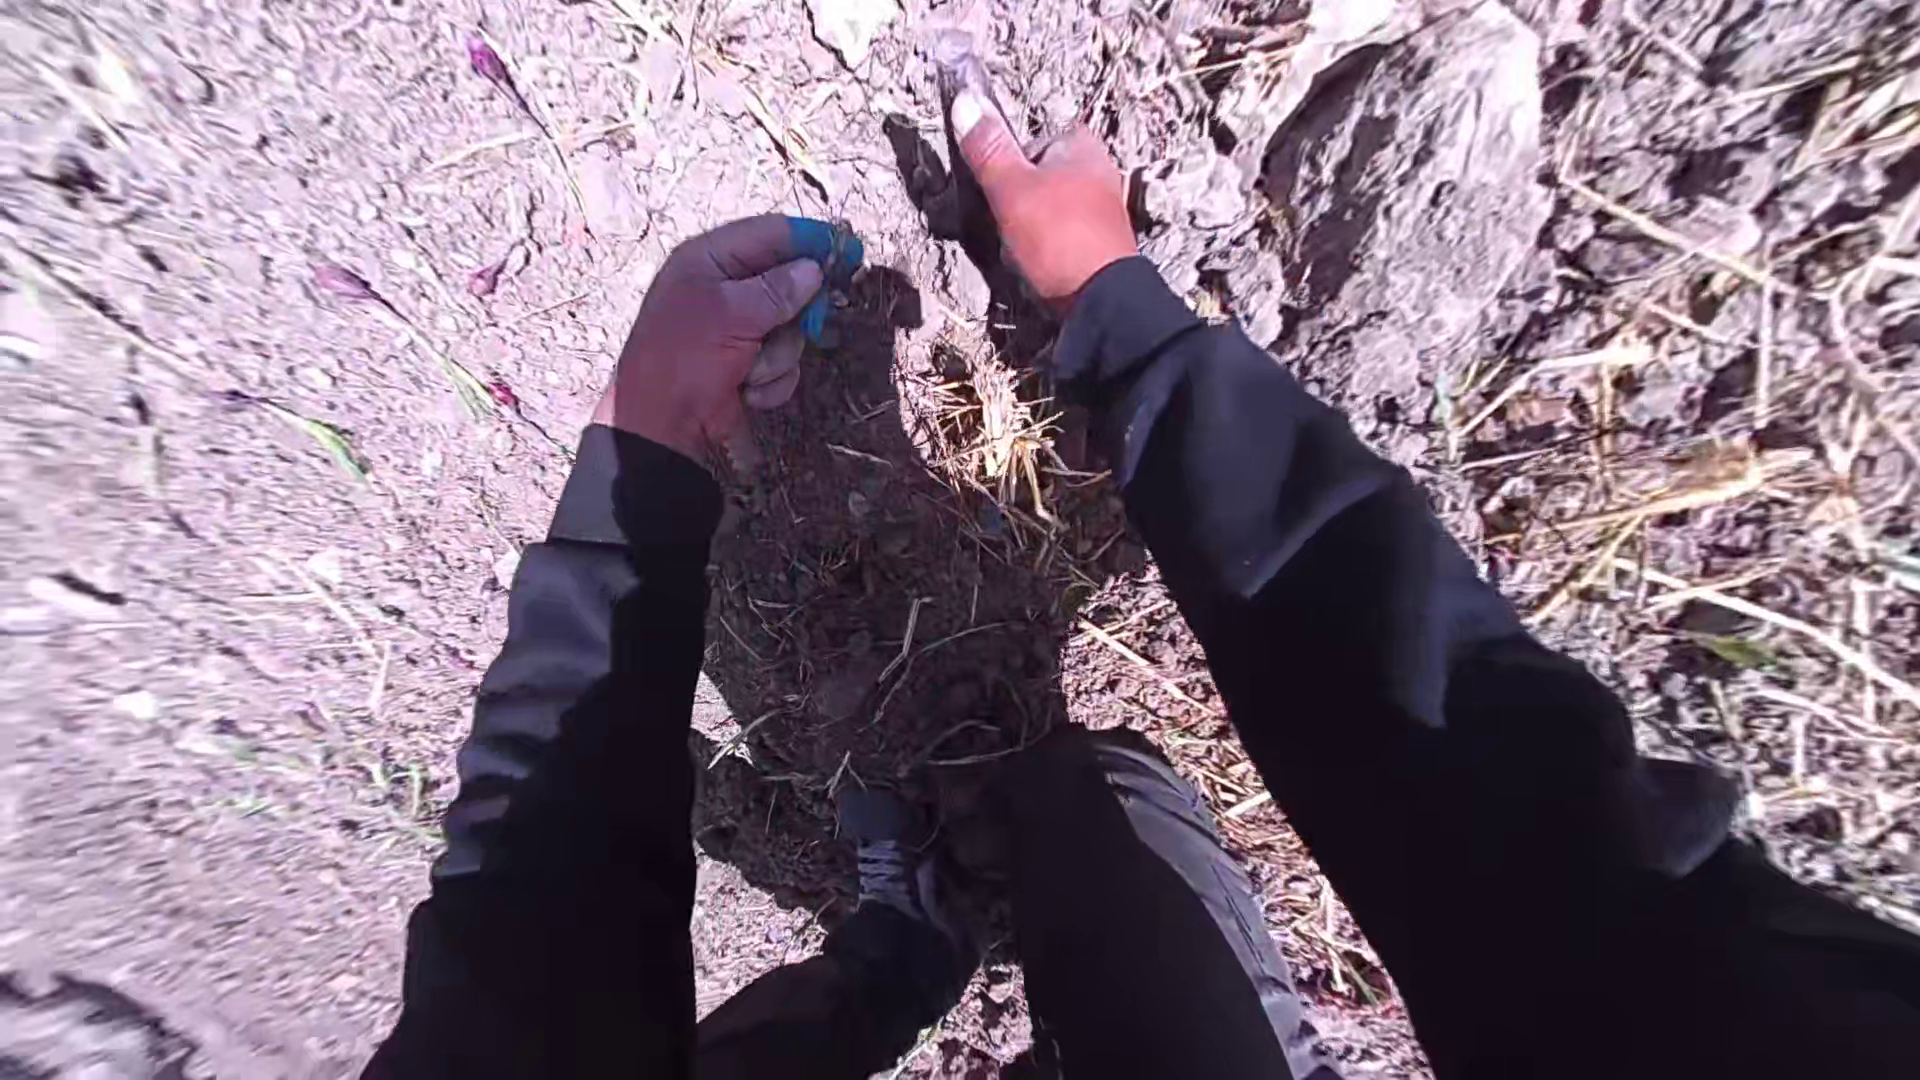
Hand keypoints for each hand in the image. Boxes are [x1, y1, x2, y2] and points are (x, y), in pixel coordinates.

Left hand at [593, 215, 825, 461]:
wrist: (667, 426)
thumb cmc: (684, 359)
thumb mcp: (728, 314)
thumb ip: (776, 289)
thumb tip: (813, 270)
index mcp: (712, 260)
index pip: (772, 235)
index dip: (811, 242)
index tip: (850, 252)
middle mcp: (730, 291)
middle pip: (791, 287)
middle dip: (796, 316)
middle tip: (808, 326)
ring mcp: (743, 331)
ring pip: (793, 332)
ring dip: (778, 357)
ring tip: (748, 371)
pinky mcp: (754, 366)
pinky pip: (786, 366)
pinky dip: (771, 382)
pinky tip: (747, 392)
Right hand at [950, 91, 1136, 306]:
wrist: (1098, 298)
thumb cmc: (1057, 237)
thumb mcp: (1011, 189)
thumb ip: (988, 150)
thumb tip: (964, 101)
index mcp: (1082, 144)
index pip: (1030, 146)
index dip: (1007, 174)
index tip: (1000, 199)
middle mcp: (1100, 170)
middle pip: (1039, 183)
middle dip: (1020, 209)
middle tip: (1013, 232)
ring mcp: (1105, 211)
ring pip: (1051, 215)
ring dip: (1033, 235)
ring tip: (1028, 257)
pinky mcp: (1105, 246)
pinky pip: (1065, 242)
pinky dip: (1051, 254)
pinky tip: (1045, 270)